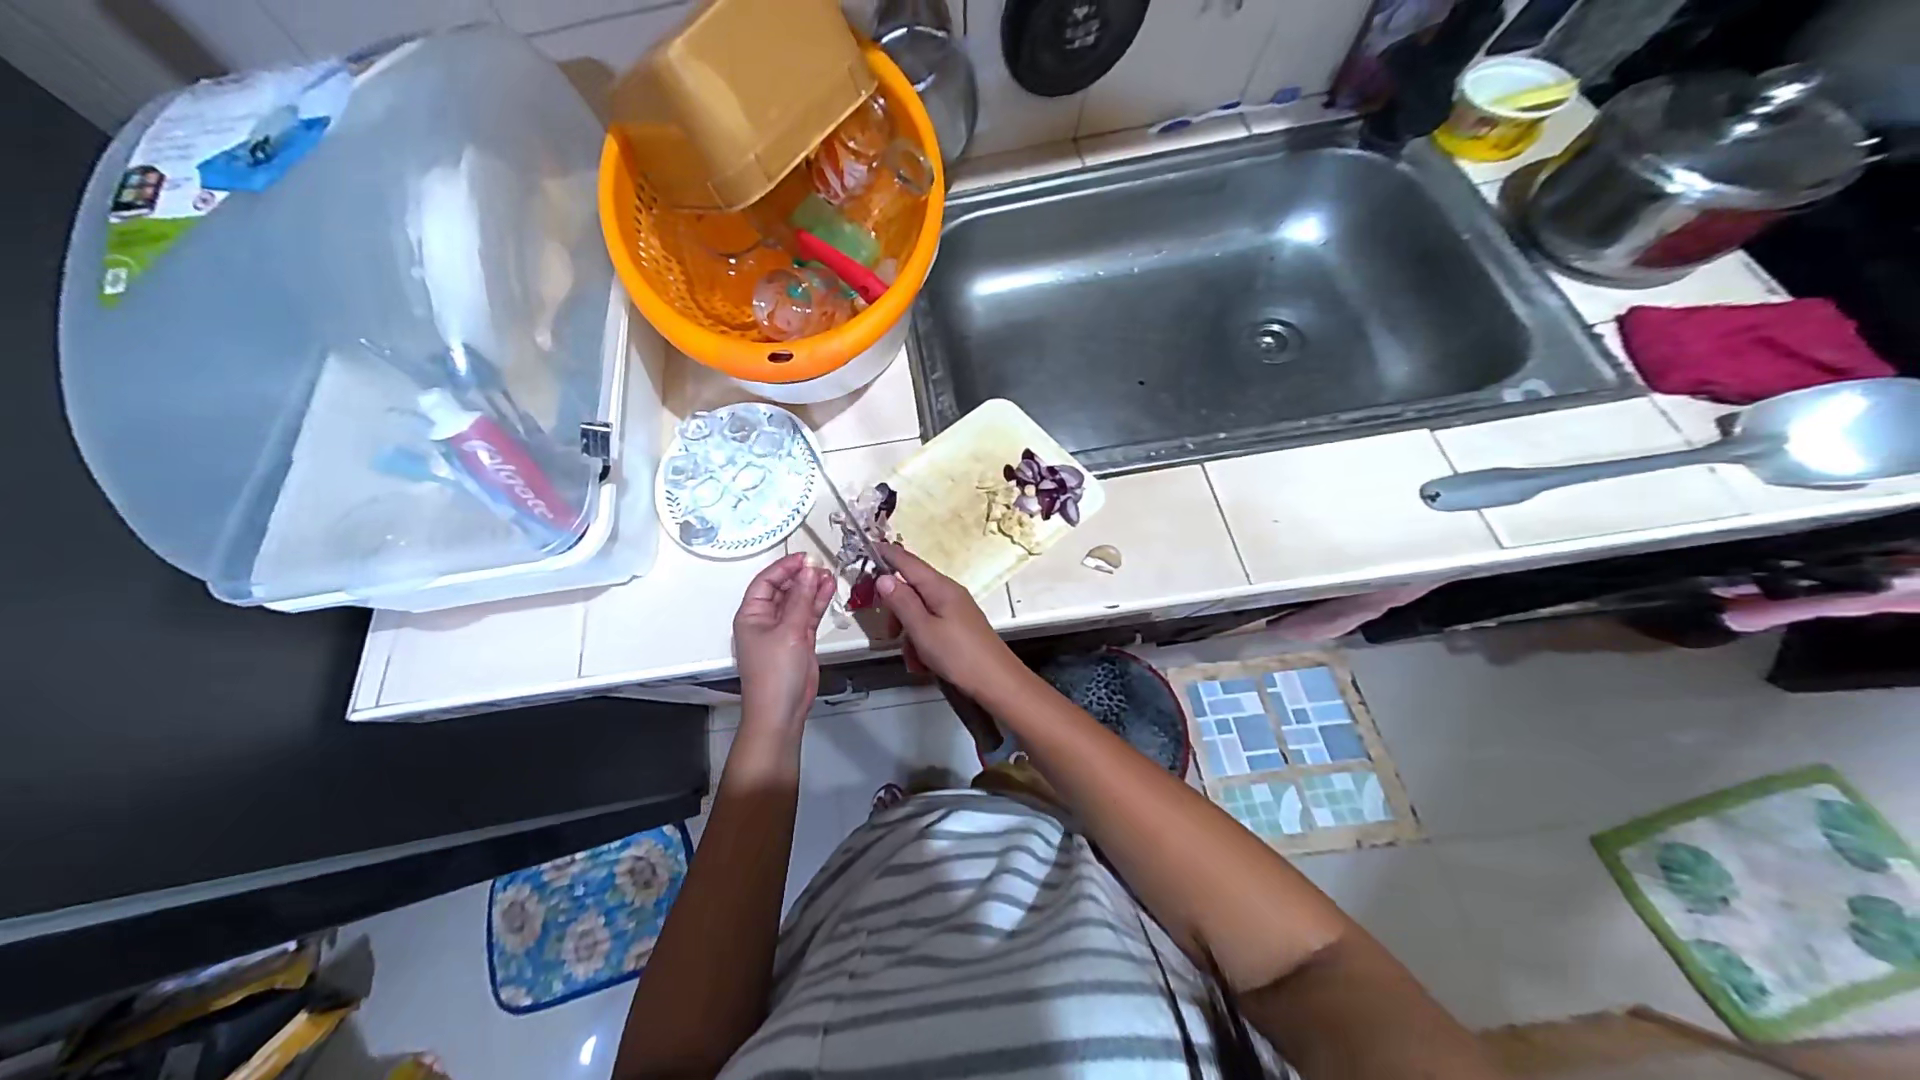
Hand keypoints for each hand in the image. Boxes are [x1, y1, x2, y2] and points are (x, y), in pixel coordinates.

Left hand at [733, 552, 835, 728]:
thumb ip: (801, 599)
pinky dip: (818, 602)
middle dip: (801, 576)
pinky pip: (808, 614)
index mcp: (751, 615)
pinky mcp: (799, 640)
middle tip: (820, 566)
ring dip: (812, 588)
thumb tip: (808, 572)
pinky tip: (829, 590)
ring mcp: (783, 630)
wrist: (781, 710)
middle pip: (783, 589)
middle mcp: (765, 620)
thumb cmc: (774, 676)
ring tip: (829, 575)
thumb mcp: (789, 631)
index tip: (804, 558)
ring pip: (798, 601)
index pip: (766, 582)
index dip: (784, 568)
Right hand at [874, 544, 1023, 697]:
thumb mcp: (922, 629)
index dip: (887, 554)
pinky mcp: (958, 628)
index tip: (868, 547)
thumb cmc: (959, 655)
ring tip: (914, 658)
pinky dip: (922, 644)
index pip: (908, 562)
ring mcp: (954, 611)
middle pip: (911, 591)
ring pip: (919, 614)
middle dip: (897, 612)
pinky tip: (925, 664)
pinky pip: (931, 628)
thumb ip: (901, 602)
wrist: (997, 683)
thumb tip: (884, 577)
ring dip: (909, 634)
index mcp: (940, 587)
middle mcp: (948, 594)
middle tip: (892, 634)